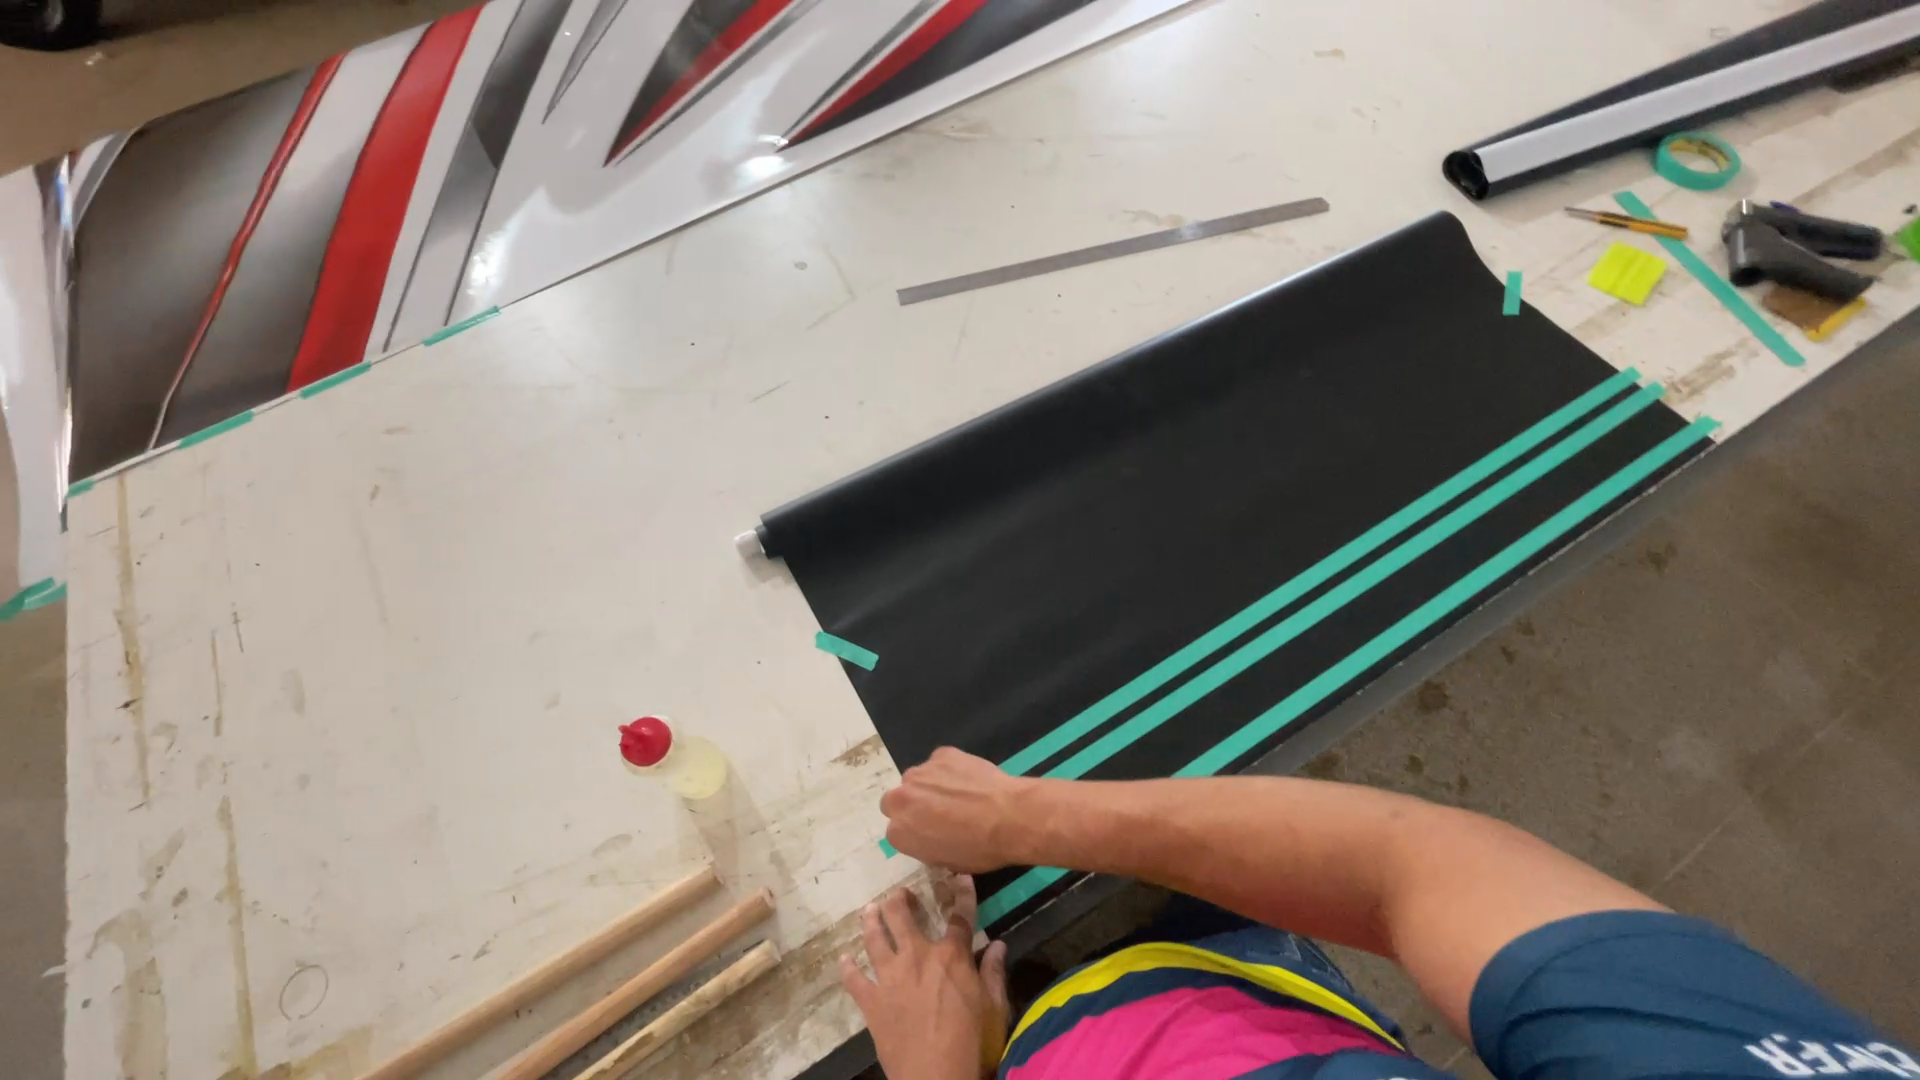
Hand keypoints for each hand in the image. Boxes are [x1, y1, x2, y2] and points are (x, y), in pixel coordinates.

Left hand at [839, 878, 1009, 1079]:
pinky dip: (848, 968)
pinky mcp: (872, 1002)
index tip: (959, 876)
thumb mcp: (993, 1006)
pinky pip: (855, 980)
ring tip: (869, 909)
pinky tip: (844, 958)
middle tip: (897, 893)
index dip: (962, 894)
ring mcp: (890, 978)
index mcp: (950, 956)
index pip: (959, 917)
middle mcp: (917, 957)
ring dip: (871, 921)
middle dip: (899, 899)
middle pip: (902, 917)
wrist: (935, 1077)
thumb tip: (999, 945)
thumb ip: (994, 973)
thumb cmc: (971, 1041)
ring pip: (875, 939)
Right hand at [881, 747, 1034, 872]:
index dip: (915, 831)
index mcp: (899, 832)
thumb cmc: (979, 849)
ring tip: (959, 794)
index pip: (897, 830)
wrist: (1009, 816)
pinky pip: (940, 763)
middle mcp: (901, 798)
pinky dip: (950, 769)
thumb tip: (931, 835)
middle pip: (898, 800)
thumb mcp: (947, 861)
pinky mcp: (942, 754)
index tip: (931, 832)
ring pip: (918, 778)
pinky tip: (971, 780)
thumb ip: (926, 845)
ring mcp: (921, 772)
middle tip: (939, 812)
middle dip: (913, 805)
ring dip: (931, 785)